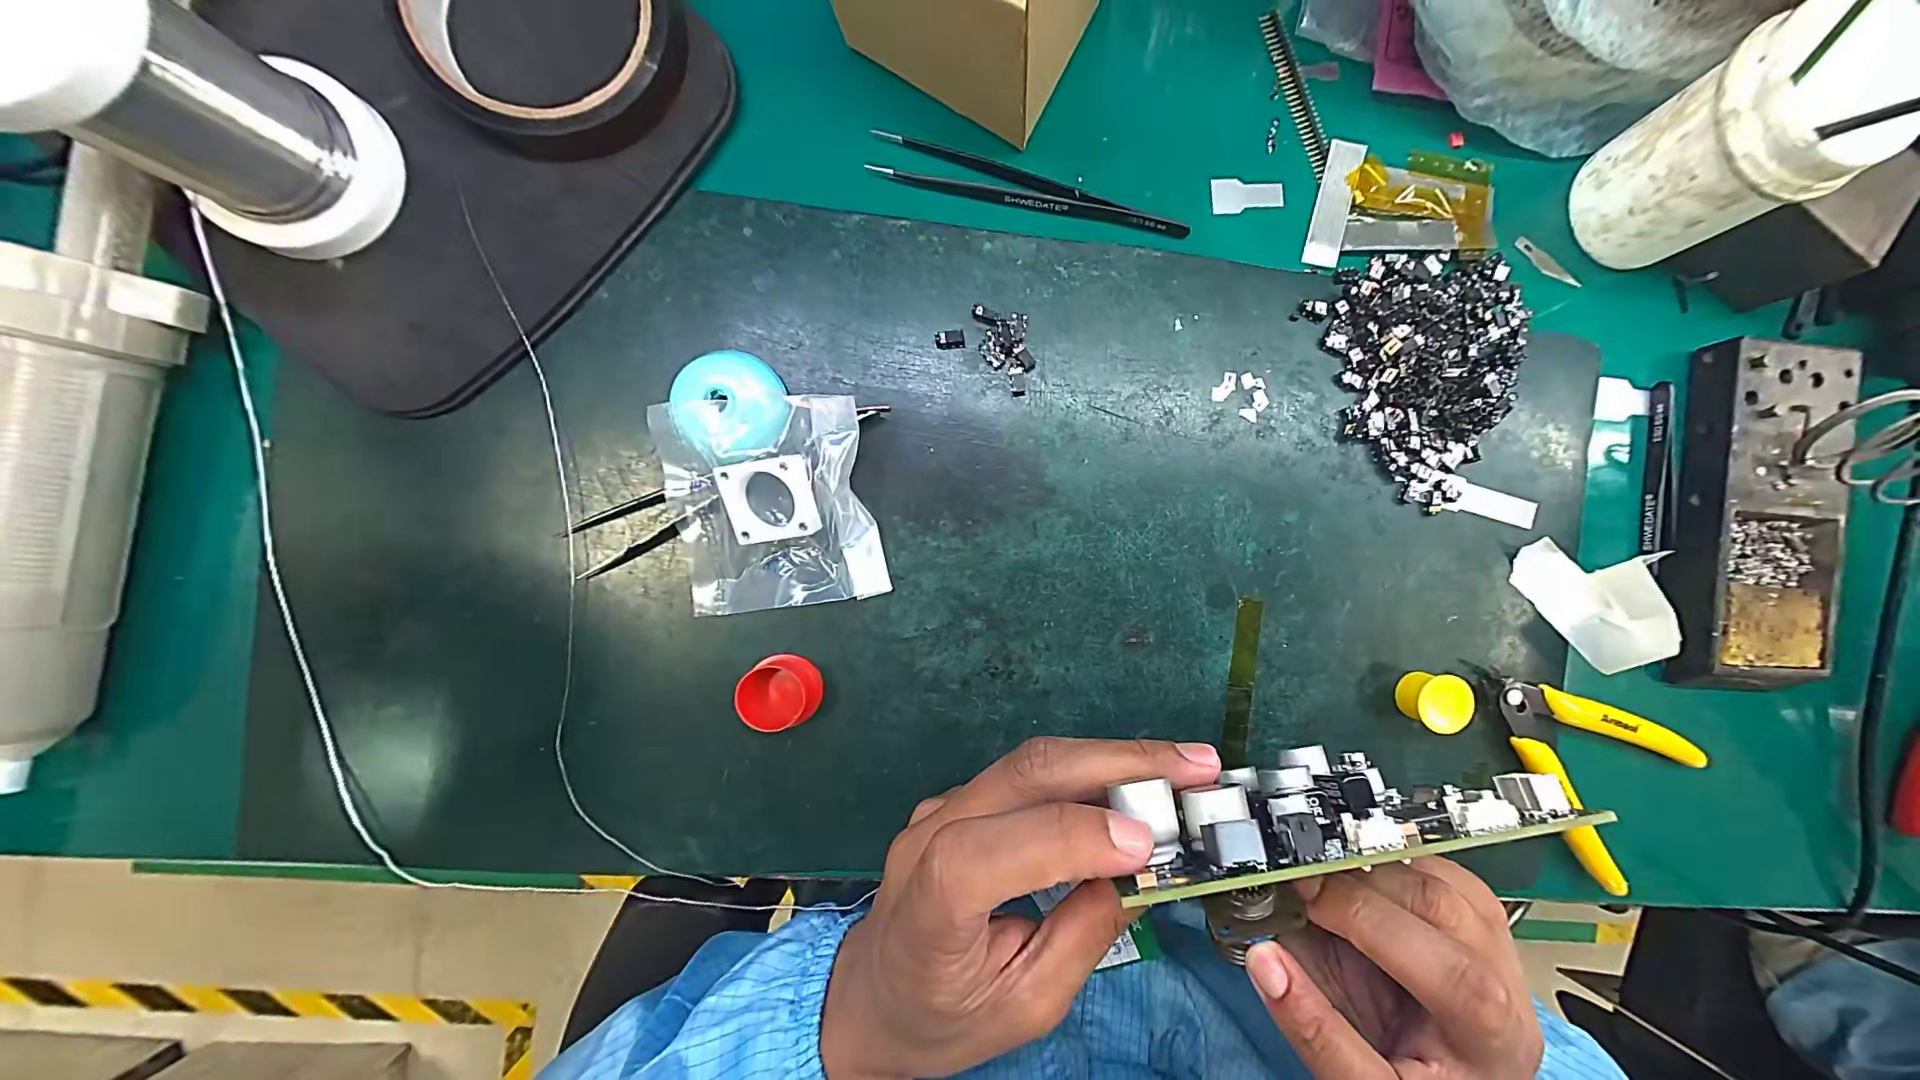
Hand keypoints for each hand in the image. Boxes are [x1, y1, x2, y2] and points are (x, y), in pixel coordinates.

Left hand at [820, 736, 1220, 1078]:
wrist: (870, 991)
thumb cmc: (940, 1016)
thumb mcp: (1021, 1005)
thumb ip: (1080, 937)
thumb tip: (1138, 874)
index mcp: (934, 895)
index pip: (1001, 846)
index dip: (1074, 836)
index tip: (1150, 843)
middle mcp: (933, 829)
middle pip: (1026, 773)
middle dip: (1118, 762)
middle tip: (1197, 765)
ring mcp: (944, 804)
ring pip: (1032, 760)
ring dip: (1110, 755)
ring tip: (1180, 763)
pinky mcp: (962, 798)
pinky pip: (1026, 773)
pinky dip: (1086, 768)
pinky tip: (1131, 776)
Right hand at [1245, 857, 1542, 1078]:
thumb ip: (1315, 1029)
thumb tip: (1265, 961)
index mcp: (1491, 1040)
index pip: (1449, 974)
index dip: (1367, 921)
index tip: (1302, 897)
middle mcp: (1507, 986)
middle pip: (1441, 907)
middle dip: (1358, 885)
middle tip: (1302, 885)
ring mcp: (1494, 944)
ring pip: (1440, 875)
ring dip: (1371, 867)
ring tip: (1324, 882)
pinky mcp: (1472, 917)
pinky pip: (1435, 868)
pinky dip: (1385, 862)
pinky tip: (1354, 880)